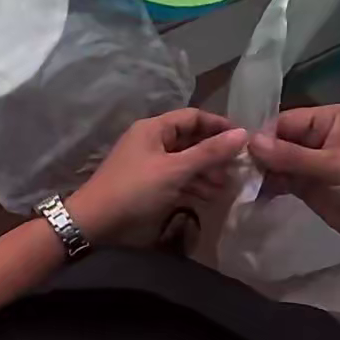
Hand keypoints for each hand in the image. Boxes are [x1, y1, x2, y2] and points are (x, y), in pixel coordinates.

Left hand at [67, 108, 247, 248]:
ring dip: (206, 172)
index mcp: (154, 128)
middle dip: (215, 153)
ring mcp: (149, 163)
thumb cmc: (135, 190)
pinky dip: (192, 185)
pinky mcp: (148, 184)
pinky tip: (209, 197)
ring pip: (185, 161)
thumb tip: (243, 133)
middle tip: (239, 168)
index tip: (244, 140)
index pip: (193, 117)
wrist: (95, 222)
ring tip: (227, 187)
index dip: (219, 125)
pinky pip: (176, 178)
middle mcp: (151, 141)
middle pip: (190, 139)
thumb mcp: (175, 170)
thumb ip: (209, 152)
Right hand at [247, 104, 339, 260]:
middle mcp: (317, 135)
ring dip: (260, 172)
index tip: (242, 155)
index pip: (285, 121)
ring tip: (240, 185)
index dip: (264, 137)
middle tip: (235, 173)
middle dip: (259, 156)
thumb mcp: (333, 165)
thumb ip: (291, 155)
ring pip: (276, 161)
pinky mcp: (306, 184)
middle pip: (277, 140)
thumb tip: (250, 142)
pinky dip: (267, 186)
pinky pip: (280, 179)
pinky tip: (252, 195)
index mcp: (329, 118)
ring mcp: (311, 161)